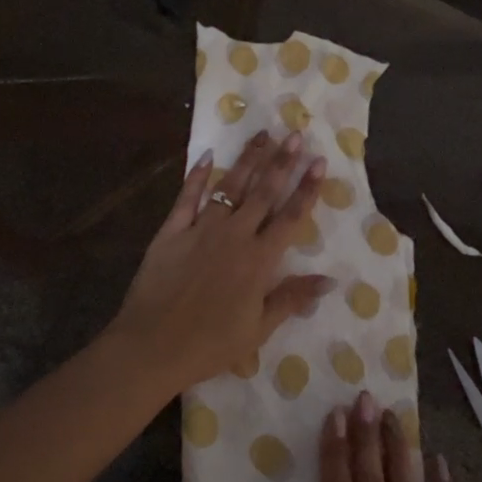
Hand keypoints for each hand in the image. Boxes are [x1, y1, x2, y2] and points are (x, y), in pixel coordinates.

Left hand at [106, 130, 332, 393]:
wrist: (152, 346)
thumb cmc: (209, 344)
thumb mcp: (258, 329)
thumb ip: (292, 299)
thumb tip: (330, 279)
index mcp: (259, 260)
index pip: (290, 217)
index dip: (307, 188)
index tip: (320, 162)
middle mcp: (235, 236)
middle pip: (264, 192)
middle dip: (283, 162)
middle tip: (296, 134)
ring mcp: (201, 229)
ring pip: (231, 187)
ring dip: (249, 159)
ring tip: (263, 134)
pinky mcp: (171, 231)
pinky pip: (187, 197)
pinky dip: (198, 175)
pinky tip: (208, 156)